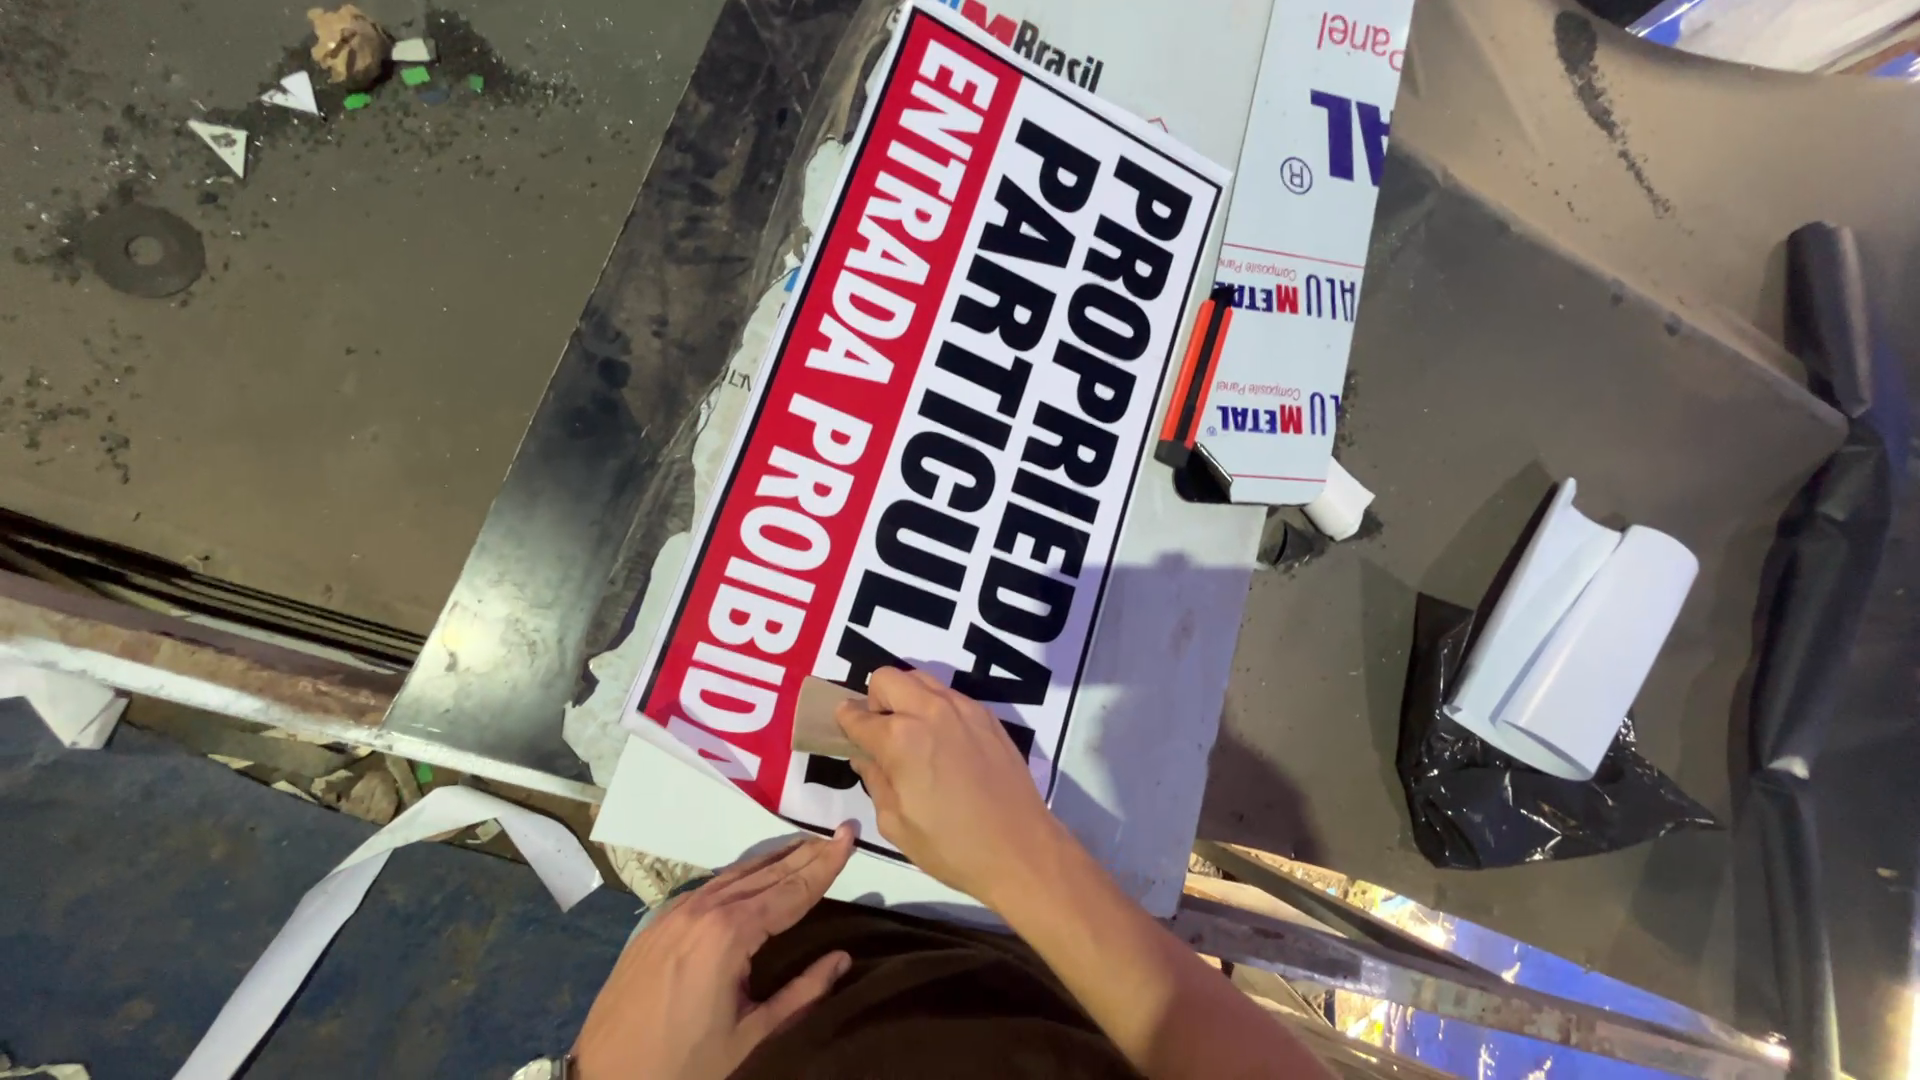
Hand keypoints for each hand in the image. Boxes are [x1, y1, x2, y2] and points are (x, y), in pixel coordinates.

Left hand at [572, 826, 855, 1079]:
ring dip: (778, 858)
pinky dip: (746, 872)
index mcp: (731, 934)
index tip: (850, 837)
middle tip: (839, 832)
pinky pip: (714, 884)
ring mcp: (679, 911)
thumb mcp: (750, 1038)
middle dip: (808, 852)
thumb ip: (800, 995)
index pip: (792, 890)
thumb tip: (841, 958)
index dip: (825, 865)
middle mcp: (706, 909)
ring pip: (740, 873)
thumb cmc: (681, 1065)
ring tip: (809, 844)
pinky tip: (759, 871)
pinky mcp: (662, 920)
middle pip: (769, 872)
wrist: (599, 1079)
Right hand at [836, 668, 1071, 909]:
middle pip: (888, 678)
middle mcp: (930, 711)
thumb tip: (865, 758)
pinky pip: (950, 696)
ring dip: (907, 699)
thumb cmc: (951, 846)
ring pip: (921, 679)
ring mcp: (963, 709)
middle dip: (876, 701)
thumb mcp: (896, 823)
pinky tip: (944, 743)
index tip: (845, 731)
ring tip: (913, 735)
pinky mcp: (988, 716)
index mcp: (900, 738)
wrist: (1019, 849)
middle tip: (881, 734)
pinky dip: (936, 708)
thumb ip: (875, 781)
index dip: (845, 723)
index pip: (858, 716)